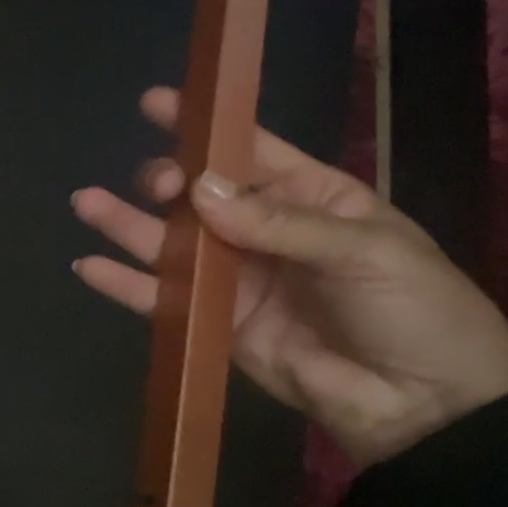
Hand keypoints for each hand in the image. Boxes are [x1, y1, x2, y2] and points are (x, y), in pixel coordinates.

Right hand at [70, 86, 507, 467]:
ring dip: (127, 224)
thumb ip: (279, 223)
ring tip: (85, 204)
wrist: (422, 403)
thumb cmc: (415, 310)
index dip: (206, 129)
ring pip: (169, 244)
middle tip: (155, 185)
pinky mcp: (212, 325)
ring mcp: (234, 280)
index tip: (158, 103)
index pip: (249, 153)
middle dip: (168, 182)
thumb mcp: (365, 251)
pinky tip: (89, 267)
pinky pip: (160, 300)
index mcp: (313, 199)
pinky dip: (123, 285)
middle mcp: (264, 232)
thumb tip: (199, 190)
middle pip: (199, 197)